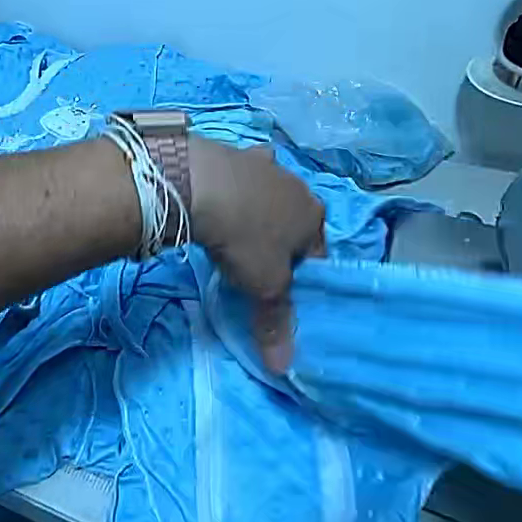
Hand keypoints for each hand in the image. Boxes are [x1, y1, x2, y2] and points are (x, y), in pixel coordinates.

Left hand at [189, 136, 325, 372]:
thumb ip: (276, 322)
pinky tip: (221, 199)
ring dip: (260, 213)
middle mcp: (299, 188)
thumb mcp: (264, 287)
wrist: (203, 184)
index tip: (277, 291)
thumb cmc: (246, 239)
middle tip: (254, 264)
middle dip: (281, 243)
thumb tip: (282, 367)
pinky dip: (237, 188)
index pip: (317, 256)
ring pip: (271, 197)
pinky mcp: (239, 154)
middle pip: (296, 223)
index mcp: (315, 217)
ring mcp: (269, 167)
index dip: (300, 278)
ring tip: (235, 233)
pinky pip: (244, 177)